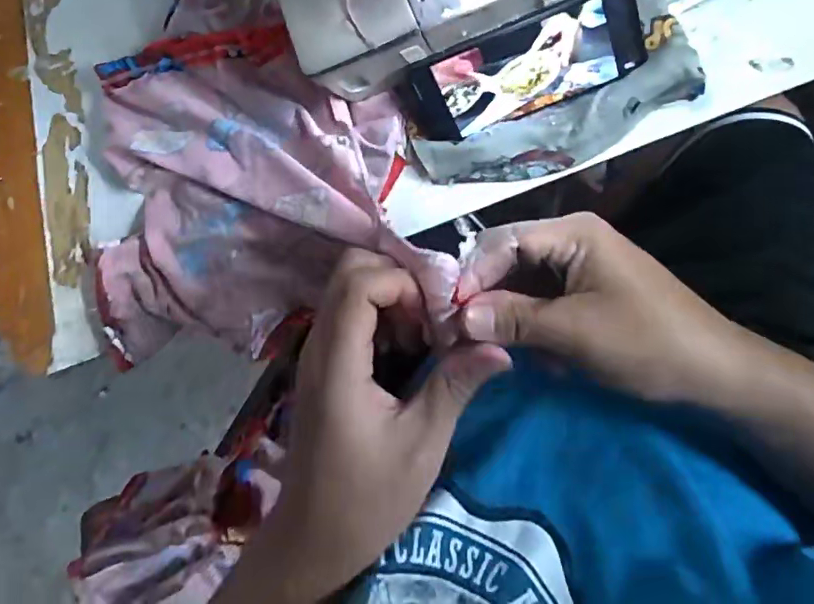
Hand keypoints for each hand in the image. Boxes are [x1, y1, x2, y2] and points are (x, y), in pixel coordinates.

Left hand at [221, 253, 510, 602]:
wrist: (312, 543)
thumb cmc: (366, 499)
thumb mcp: (421, 444)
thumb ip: (455, 385)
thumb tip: (500, 348)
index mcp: (337, 362)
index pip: (358, 283)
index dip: (402, 282)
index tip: (436, 312)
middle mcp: (319, 345)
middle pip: (350, 271)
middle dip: (398, 277)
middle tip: (434, 313)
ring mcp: (318, 351)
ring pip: (350, 287)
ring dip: (393, 295)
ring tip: (426, 333)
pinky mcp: (325, 362)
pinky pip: (351, 311)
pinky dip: (383, 313)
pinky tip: (409, 348)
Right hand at [454, 212, 757, 404]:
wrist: (713, 370)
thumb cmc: (646, 341)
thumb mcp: (575, 333)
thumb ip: (515, 320)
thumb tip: (459, 317)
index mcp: (573, 231)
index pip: (504, 240)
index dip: (472, 275)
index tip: (448, 315)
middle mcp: (572, 237)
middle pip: (511, 259)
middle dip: (487, 297)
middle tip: (460, 335)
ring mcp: (580, 264)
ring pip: (524, 283)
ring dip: (510, 316)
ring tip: (496, 350)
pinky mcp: (586, 290)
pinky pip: (544, 301)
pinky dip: (534, 327)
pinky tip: (538, 357)